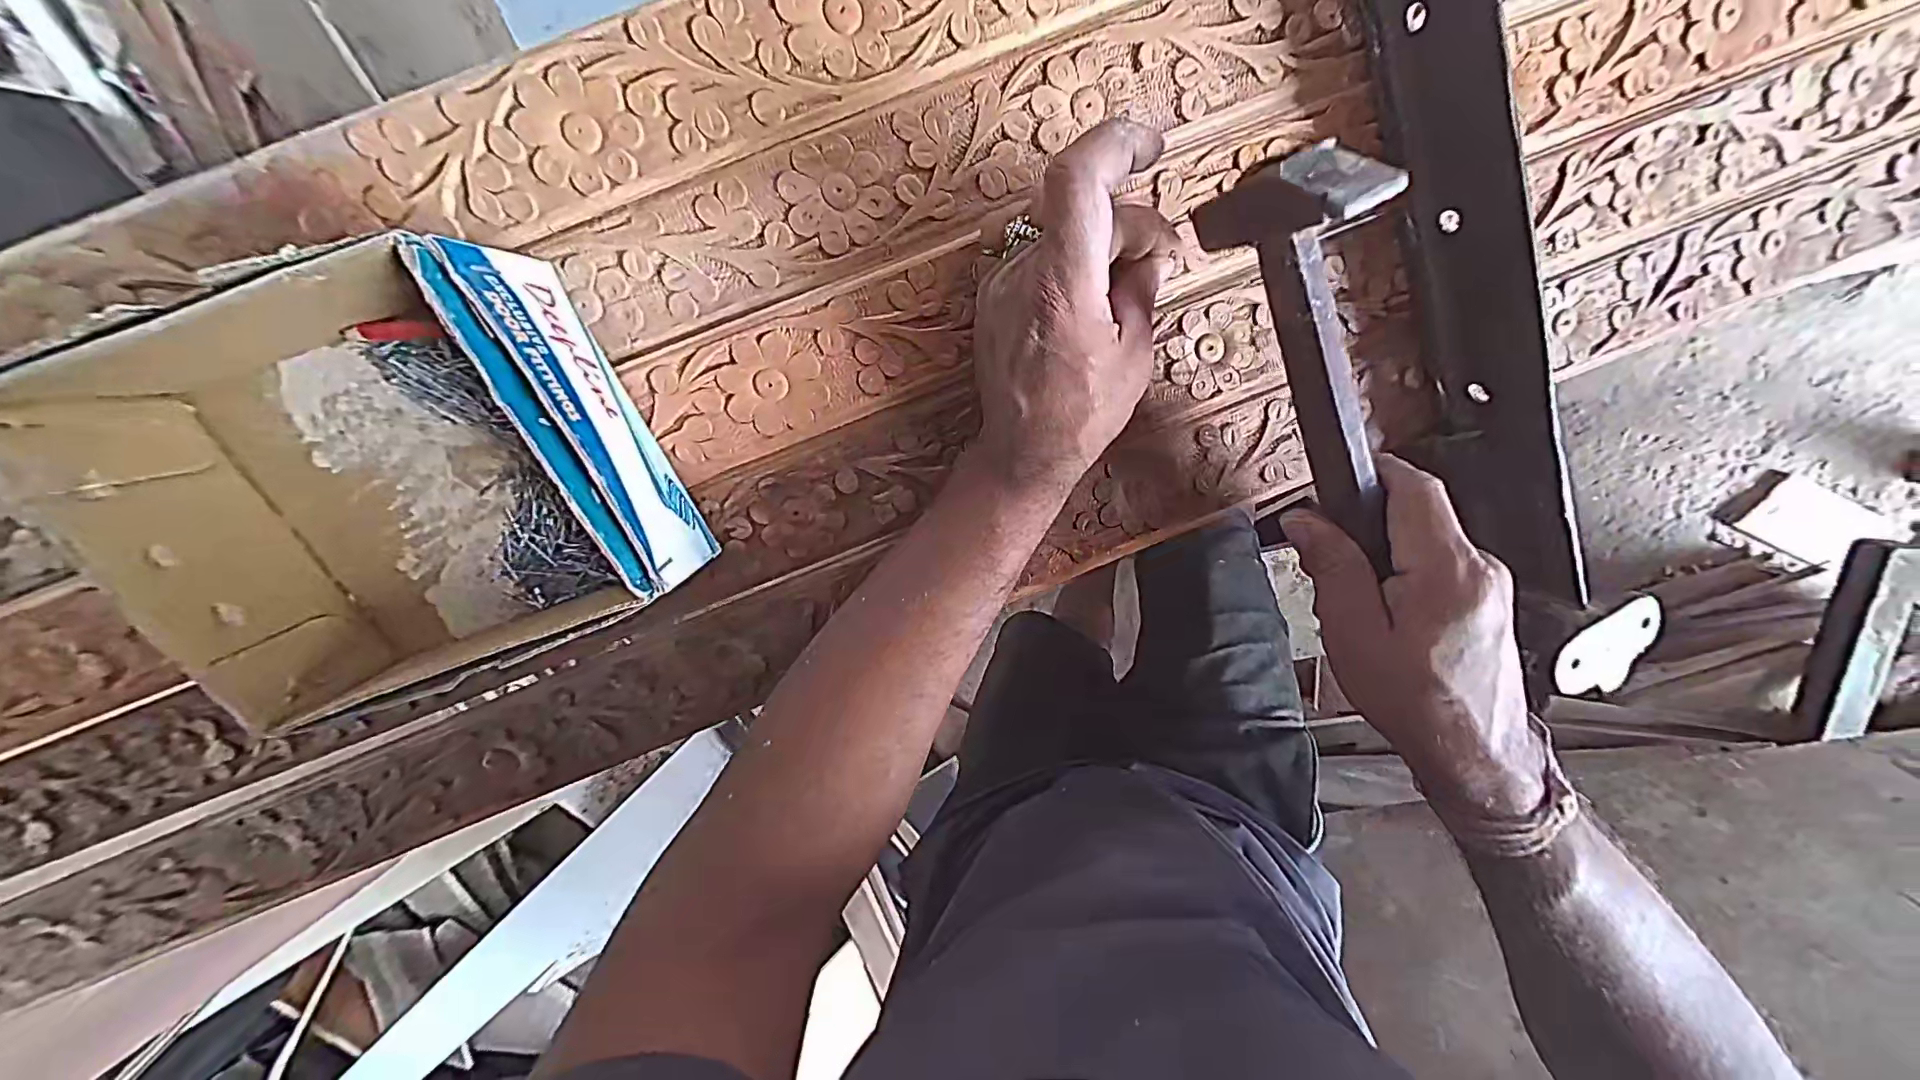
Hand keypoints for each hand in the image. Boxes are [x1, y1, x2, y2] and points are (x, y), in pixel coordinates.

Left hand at [971, 119, 1180, 493]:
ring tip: (1122, 285)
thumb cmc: (1079, 416)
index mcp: (1063, 287)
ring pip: (1059, 227)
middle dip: (1130, 222)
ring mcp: (1001, 284)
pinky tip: (1090, 293)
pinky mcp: (993, 296)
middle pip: (1080, 206)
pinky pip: (1038, 251)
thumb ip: (1142, 289)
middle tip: (1158, 262)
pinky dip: (1071, 257)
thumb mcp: (1133, 353)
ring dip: (1100, 240)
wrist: (1023, 450)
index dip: (1116, 144)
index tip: (1150, 147)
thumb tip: (1151, 254)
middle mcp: (1022, 275)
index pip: (1077, 179)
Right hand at [1281, 456, 1547, 817]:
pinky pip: (1441, 562)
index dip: (1375, 471)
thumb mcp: (1353, 631)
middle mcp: (1480, 567)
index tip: (1340, 477)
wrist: (1473, 752)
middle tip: (1328, 555)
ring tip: (1355, 596)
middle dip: (1367, 521)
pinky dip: (1405, 569)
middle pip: (1419, 511)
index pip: (1416, 487)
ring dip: (1384, 549)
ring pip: (1427, 538)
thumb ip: (1332, 567)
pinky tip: (1383, 610)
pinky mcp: (1489, 599)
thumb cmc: (1415, 701)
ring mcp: (1491, 583)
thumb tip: (1307, 521)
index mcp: (1447, 569)